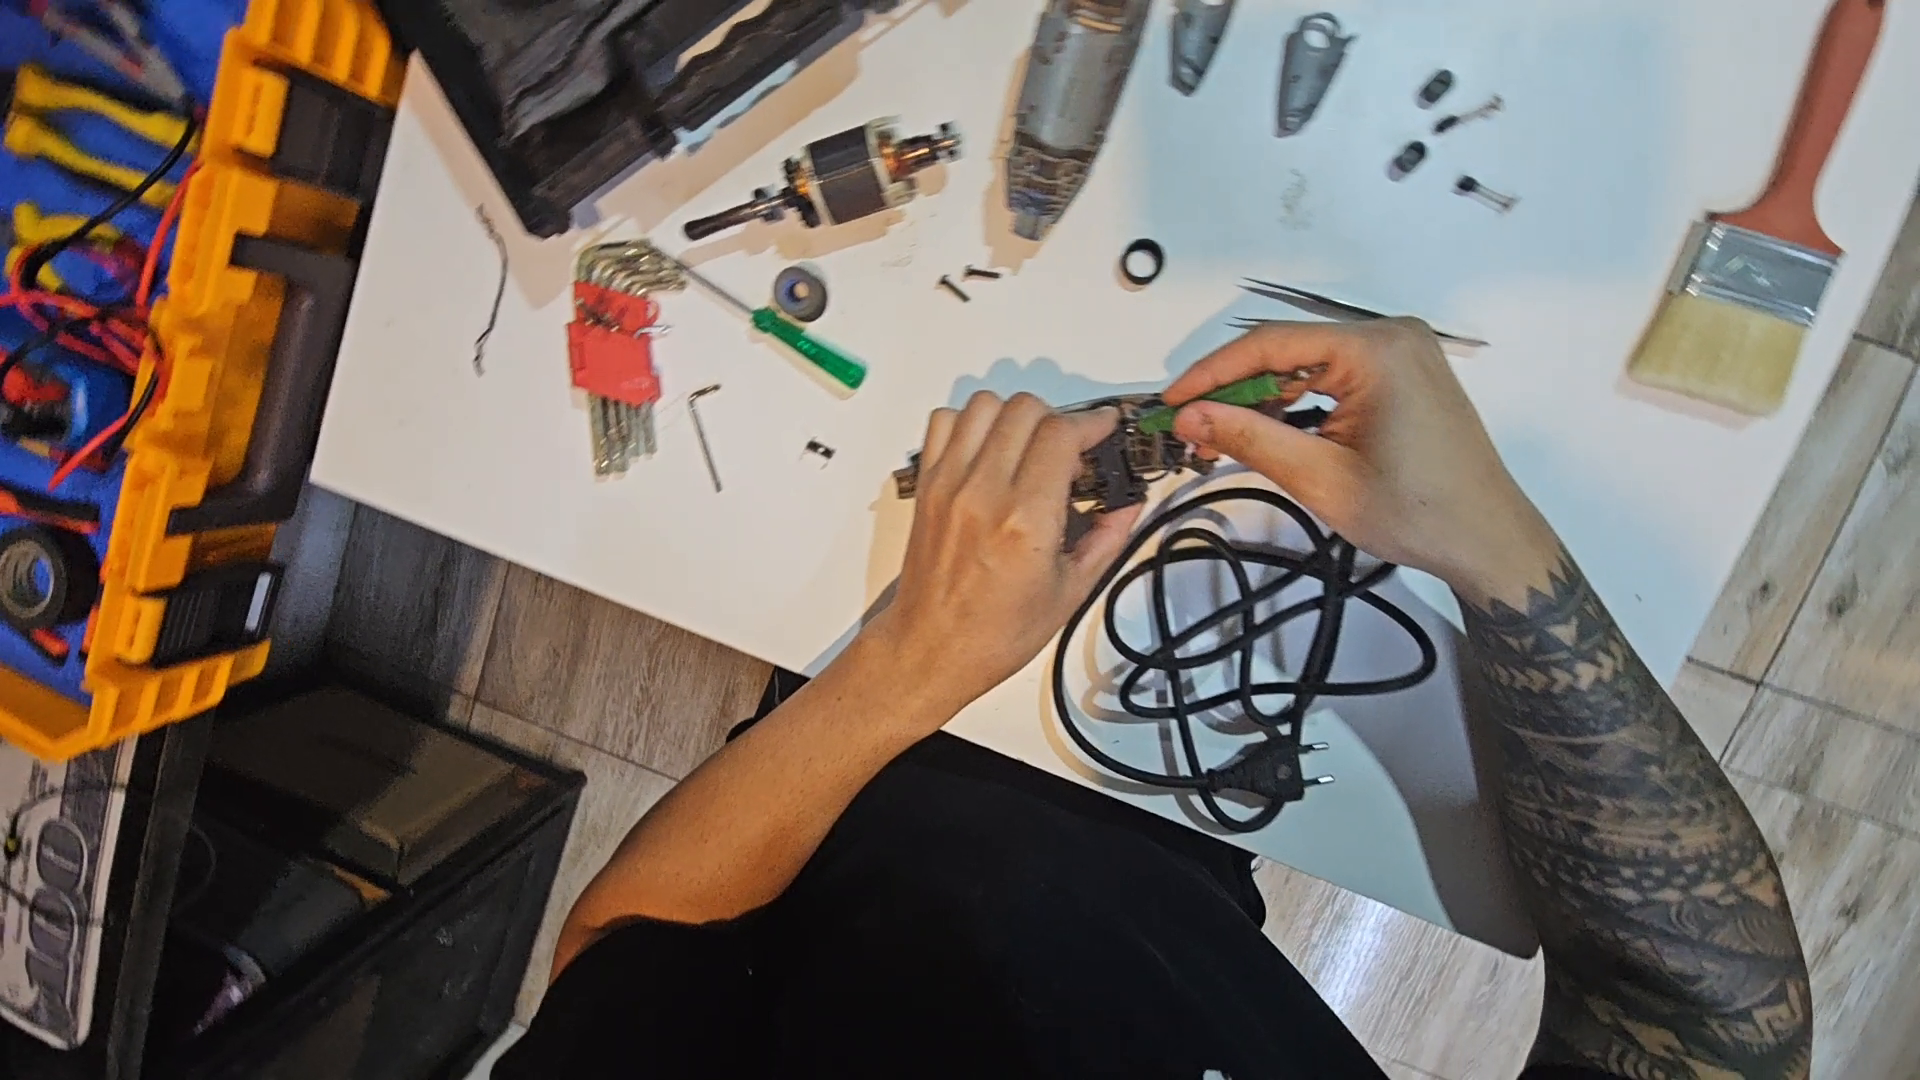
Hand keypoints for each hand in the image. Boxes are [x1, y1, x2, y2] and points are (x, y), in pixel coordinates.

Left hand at [867, 392, 1142, 713]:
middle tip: (1069, 448)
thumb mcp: (1070, 592)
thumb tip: (1131, 503)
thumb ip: (1107, 538)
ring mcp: (949, 484)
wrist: (932, 647)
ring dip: (1015, 415)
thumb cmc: (994, 632)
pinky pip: (944, 422)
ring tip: (1028, 446)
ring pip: (985, 405)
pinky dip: (970, 422)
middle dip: (1058, 419)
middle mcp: (983, 493)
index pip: (1062, 433)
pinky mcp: (927, 486)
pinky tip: (988, 449)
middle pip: (1026, 408)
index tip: (1104, 428)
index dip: (1092, 422)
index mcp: (1025, 521)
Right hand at [1165, 320, 1558, 604]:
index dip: (1210, 374)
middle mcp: (1388, 337)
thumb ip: (1248, 437)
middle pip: (1285, 351)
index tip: (1170, 404)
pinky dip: (1290, 404)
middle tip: (1190, 430)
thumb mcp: (1318, 476)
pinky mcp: (1397, 376)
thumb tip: (1186, 416)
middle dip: (1231, 390)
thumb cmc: (1413, 512)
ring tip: (1219, 439)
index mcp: (1375, 350)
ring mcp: (1397, 354)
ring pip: (1303, 365)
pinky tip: (1263, 432)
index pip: (1270, 345)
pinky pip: (1327, 378)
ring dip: (1258, 399)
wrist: (1487, 541)